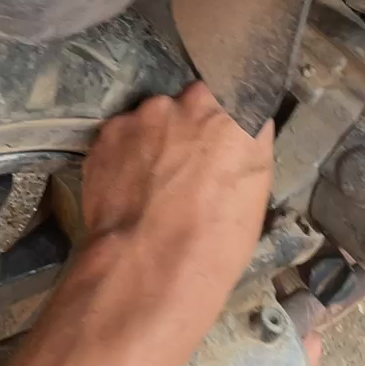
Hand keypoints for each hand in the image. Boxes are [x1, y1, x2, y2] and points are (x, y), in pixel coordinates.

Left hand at [79, 82, 274, 289]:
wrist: (150, 265)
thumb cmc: (216, 240)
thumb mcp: (255, 194)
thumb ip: (247, 148)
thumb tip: (239, 133)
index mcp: (236, 116)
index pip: (237, 100)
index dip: (227, 123)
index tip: (222, 144)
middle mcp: (192, 102)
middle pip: (193, 104)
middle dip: (189, 127)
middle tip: (184, 167)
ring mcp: (146, 114)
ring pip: (153, 118)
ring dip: (154, 139)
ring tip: (150, 183)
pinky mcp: (109, 132)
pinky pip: (121, 136)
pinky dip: (123, 154)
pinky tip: (126, 187)